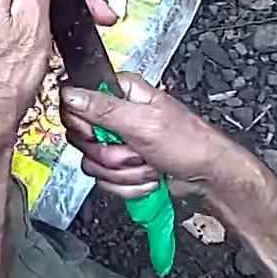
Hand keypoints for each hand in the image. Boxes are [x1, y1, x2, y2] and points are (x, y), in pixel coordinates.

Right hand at [61, 74, 256, 200]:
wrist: (207, 175)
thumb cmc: (188, 143)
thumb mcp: (144, 122)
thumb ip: (103, 108)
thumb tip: (70, 93)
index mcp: (119, 92)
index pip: (73, 102)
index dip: (82, 124)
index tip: (98, 134)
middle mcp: (114, 114)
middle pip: (81, 138)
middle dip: (112, 155)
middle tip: (137, 151)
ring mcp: (116, 141)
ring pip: (94, 164)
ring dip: (125, 172)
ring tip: (149, 164)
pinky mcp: (120, 164)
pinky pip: (105, 181)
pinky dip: (129, 185)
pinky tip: (148, 176)